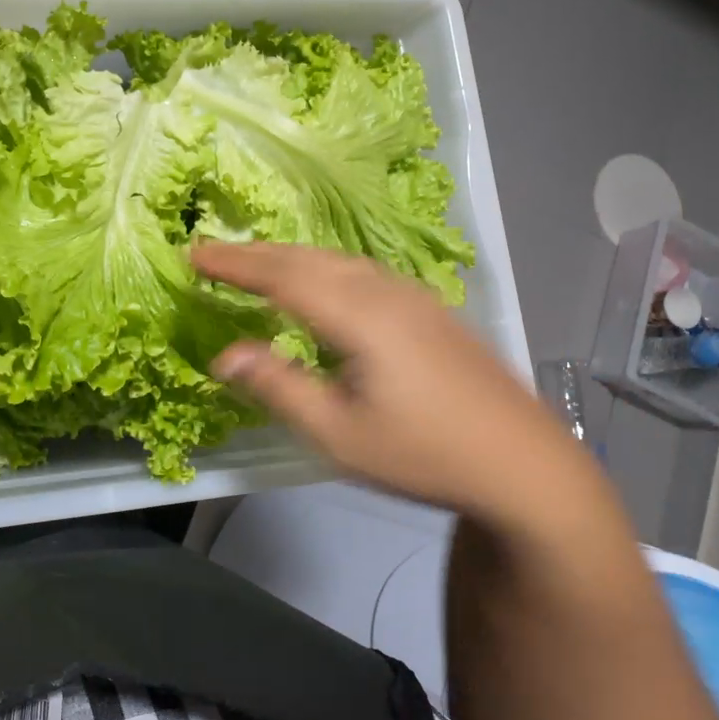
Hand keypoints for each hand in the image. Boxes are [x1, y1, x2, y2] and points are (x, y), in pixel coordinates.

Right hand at [193, 242, 593, 526]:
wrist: (526, 466)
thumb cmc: (423, 455)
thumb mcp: (338, 434)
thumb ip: (278, 387)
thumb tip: (223, 354)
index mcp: (360, 317)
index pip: (282, 275)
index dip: (234, 262)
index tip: (192, 253)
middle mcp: (386, 293)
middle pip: (309, 258)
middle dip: (255, 253)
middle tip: (210, 252)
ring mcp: (414, 297)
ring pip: (337, 260)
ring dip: (289, 256)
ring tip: (253, 262)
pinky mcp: (431, 309)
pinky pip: (360, 270)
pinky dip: (321, 266)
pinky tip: (318, 283)